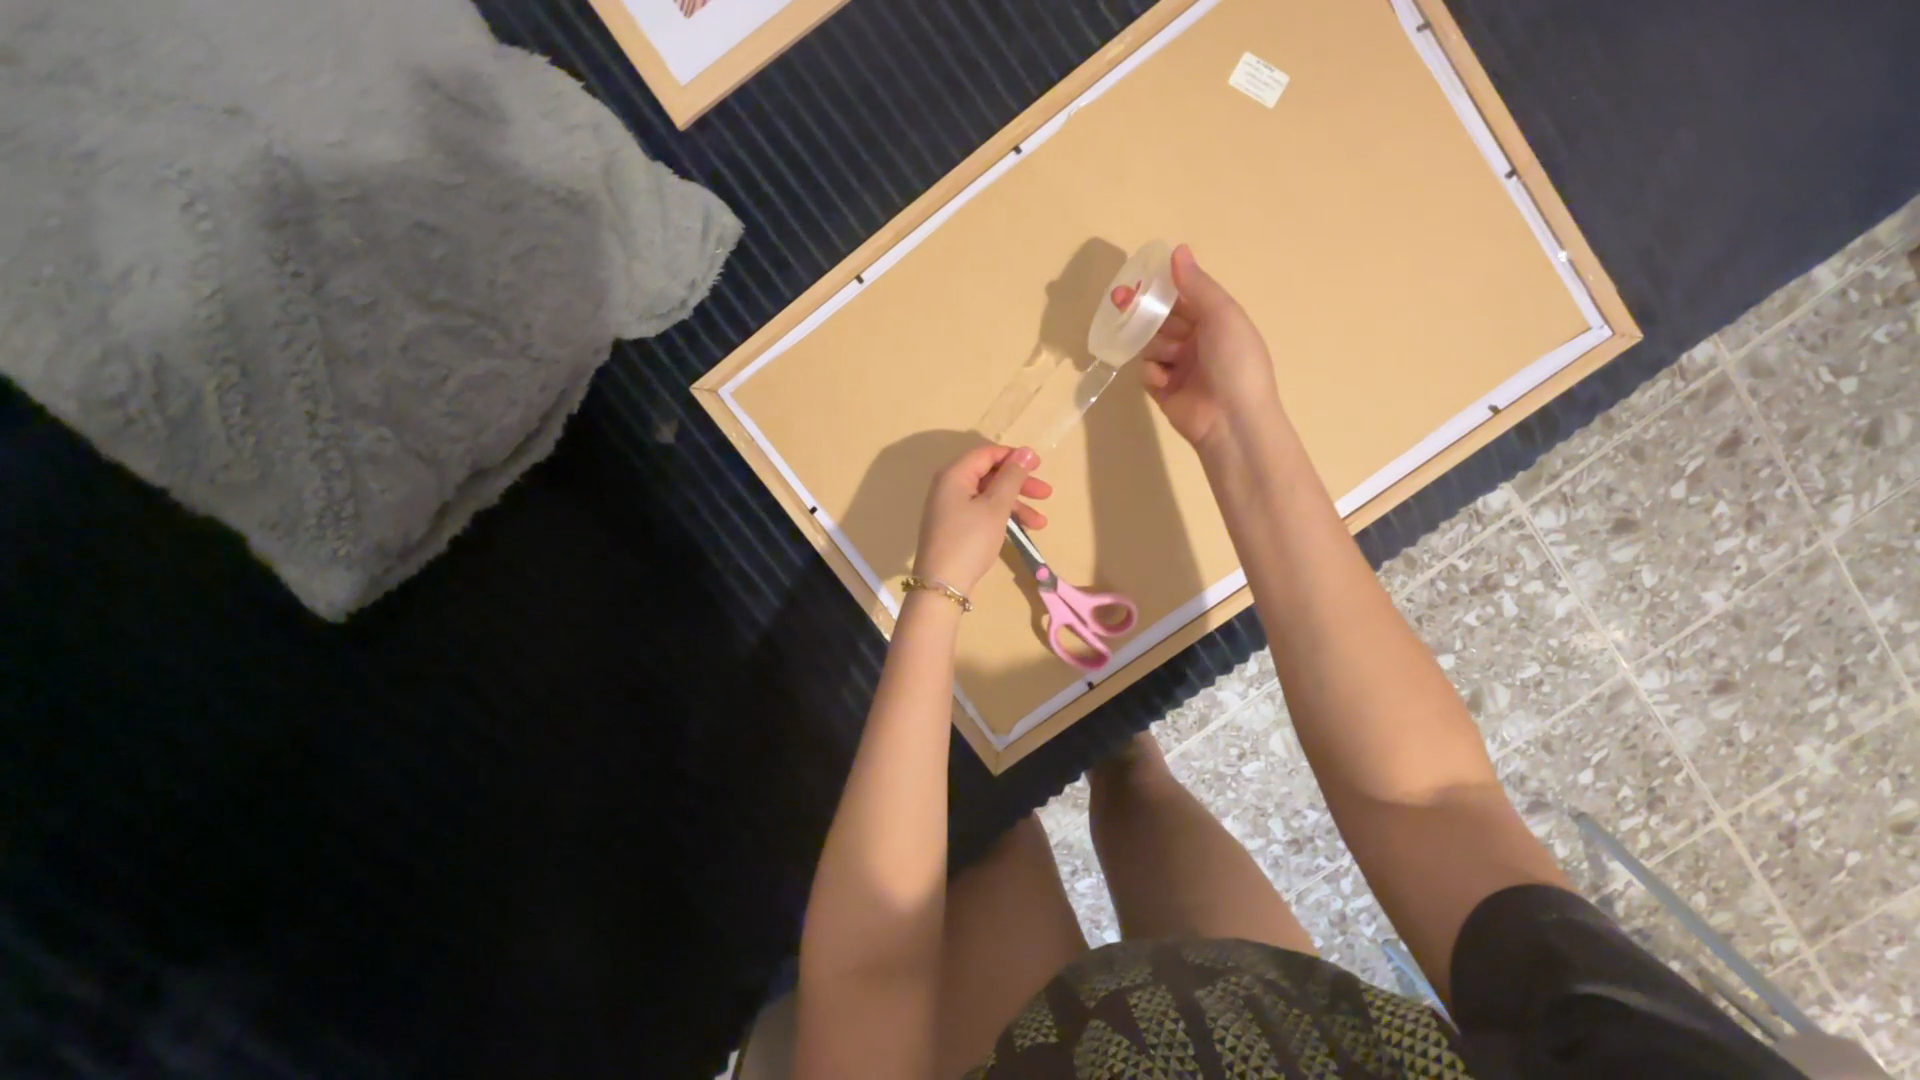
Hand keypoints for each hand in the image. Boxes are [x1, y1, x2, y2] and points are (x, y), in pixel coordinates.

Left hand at [912, 444, 1049, 593]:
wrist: (942, 585)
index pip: (987, 454)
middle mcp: (949, 486)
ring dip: (1015, 505)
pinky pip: (981, 512)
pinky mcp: (954, 526)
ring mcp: (950, 507)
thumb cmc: (970, 540)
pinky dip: (1001, 517)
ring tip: (1041, 523)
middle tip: (1047, 494)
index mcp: (954, 474)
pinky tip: (1022, 530)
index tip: (1039, 467)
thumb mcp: (996, 507)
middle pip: (989, 475)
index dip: (1014, 457)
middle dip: (1019, 484)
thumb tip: (1026, 451)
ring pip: (988, 496)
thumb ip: (1012, 477)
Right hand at [1121, 244, 1282, 450]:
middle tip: (1119, 300)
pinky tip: (1164, 381)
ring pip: (1150, 344)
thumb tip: (1177, 249)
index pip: (1182, 296)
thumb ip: (1196, 285)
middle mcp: (1198, 341)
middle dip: (1143, 311)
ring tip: (1168, 358)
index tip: (1136, 278)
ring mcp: (1180, 366)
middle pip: (1161, 318)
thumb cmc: (1235, 363)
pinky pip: (1146, 371)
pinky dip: (1152, 373)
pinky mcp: (1164, 390)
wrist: (1232, 422)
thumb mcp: (1222, 316)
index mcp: (1216, 320)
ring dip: (1154, 346)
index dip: (1160, 286)